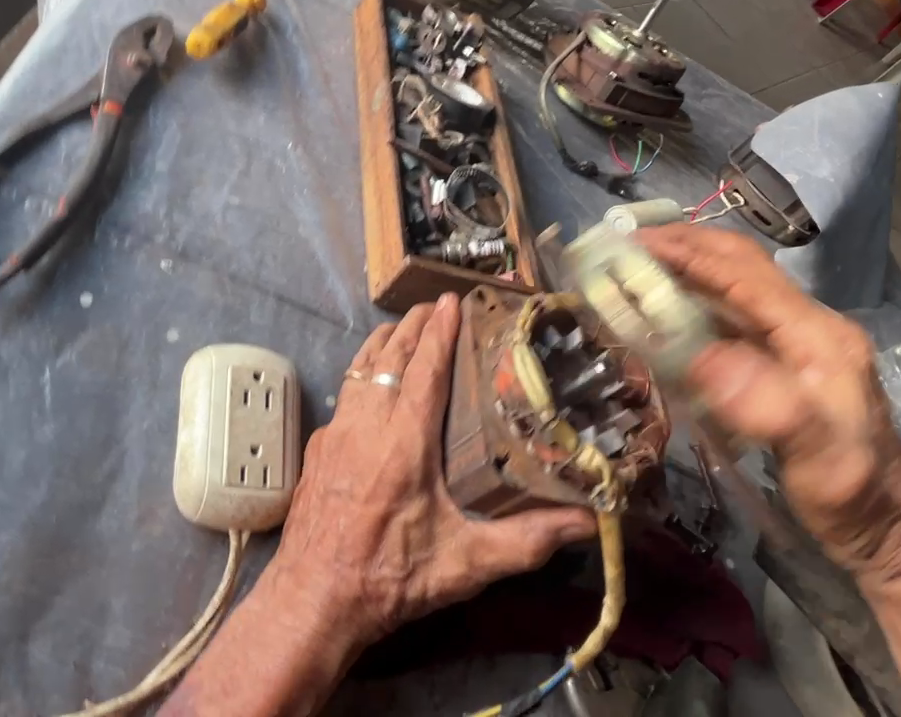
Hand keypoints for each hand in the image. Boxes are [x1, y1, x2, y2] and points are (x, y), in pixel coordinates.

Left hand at [264, 293, 596, 647]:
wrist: (313, 599)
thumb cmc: (391, 578)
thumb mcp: (466, 564)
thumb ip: (528, 540)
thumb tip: (587, 523)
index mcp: (404, 441)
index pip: (425, 369)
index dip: (440, 332)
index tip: (451, 300)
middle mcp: (366, 424)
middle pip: (388, 357)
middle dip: (411, 326)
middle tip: (432, 306)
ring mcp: (335, 433)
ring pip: (359, 369)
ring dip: (382, 343)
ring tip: (400, 328)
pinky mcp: (318, 448)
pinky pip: (344, 393)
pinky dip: (362, 373)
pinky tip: (370, 384)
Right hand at [632, 226, 900, 583]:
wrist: (895, 537)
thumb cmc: (857, 500)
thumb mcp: (822, 463)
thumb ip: (773, 408)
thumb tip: (706, 358)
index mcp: (818, 335)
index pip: (743, 274)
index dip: (686, 253)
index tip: (631, 246)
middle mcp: (808, 326)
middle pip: (739, 266)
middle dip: (681, 248)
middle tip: (622, 248)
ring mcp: (796, 343)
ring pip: (732, 287)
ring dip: (683, 271)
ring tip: (632, 272)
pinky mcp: (783, 362)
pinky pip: (729, 318)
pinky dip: (690, 305)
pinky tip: (661, 316)